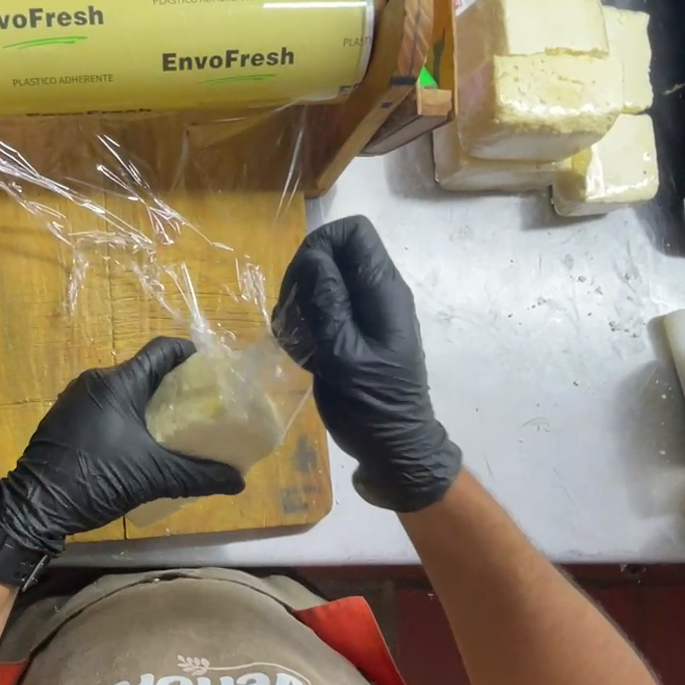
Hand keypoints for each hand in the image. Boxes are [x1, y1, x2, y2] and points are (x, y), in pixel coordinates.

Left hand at [0, 336, 246, 551]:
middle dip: (174, 385)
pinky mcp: (65, 416)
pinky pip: (105, 404)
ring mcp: (76, 398)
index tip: (212, 370)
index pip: (162, 351)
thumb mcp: (152, 478)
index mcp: (118, 383)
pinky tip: (139, 439)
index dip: (190, 355)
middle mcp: (96, 381)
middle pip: (145, 371)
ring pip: (124, 389)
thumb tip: (239, 482)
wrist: (33, 507)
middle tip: (201, 404)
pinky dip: (126, 414)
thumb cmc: (94, 480)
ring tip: (176, 424)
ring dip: (149, 402)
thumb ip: (198, 476)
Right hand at [271, 214, 460, 511]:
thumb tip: (312, 256)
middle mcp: (379, 294)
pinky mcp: (356, 333)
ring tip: (293, 341)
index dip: (319, 247)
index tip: (300, 286)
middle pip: (335, 253)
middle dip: (304, 277)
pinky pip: (325, 309)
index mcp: (383, 293)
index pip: (352, 232)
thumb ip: (328, 305)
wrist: (393, 452)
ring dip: (300, 304)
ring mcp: (368, 314)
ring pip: (325, 281)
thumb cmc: (371, 408)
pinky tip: (300, 352)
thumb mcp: (343, 358)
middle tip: (290, 319)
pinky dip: (306, 323)